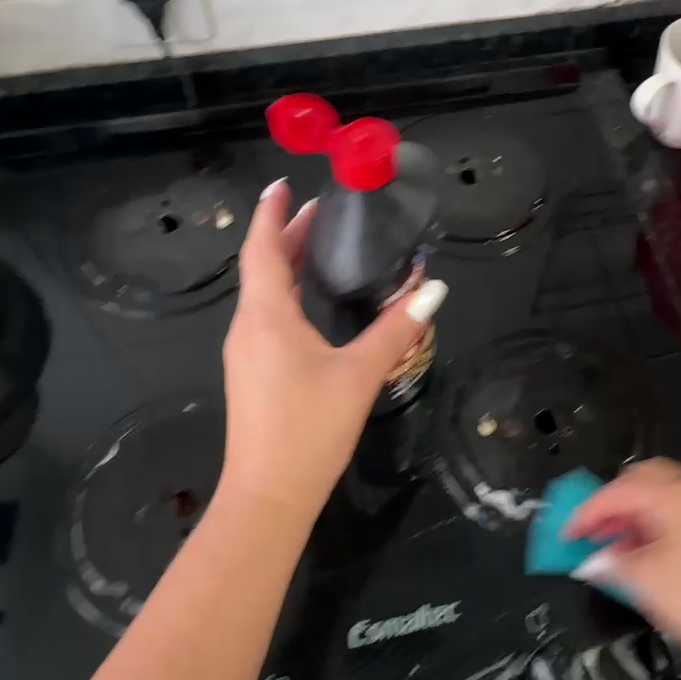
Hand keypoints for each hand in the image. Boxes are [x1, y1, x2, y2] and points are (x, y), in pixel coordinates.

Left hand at [217, 179, 447, 520]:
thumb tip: (432, 289)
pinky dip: (289, 296)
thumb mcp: (359, 374)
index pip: (263, 248)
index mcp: (266, 316)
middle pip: (263, 268)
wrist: (269, 496)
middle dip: (288, 236)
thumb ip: (396, 328)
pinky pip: (268, 319)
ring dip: (288, 266)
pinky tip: (314, 306)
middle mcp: (249, 328)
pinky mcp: (254, 376)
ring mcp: (248, 354)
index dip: (272, 213)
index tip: (283, 183)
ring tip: (321, 248)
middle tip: (321, 211)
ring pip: (264, 296)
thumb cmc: (309, 429)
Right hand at [565, 458, 680, 673]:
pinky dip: (658, 524)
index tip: (566, 534)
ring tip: (615, 545)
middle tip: (593, 529)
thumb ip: (611, 562)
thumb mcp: (645, 582)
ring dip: (636, 513)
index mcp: (677, 496)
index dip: (587, 510)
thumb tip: (592, 559)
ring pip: (665, 495)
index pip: (619, 490)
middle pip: (645, 478)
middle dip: (614, 501)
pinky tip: (646, 554)